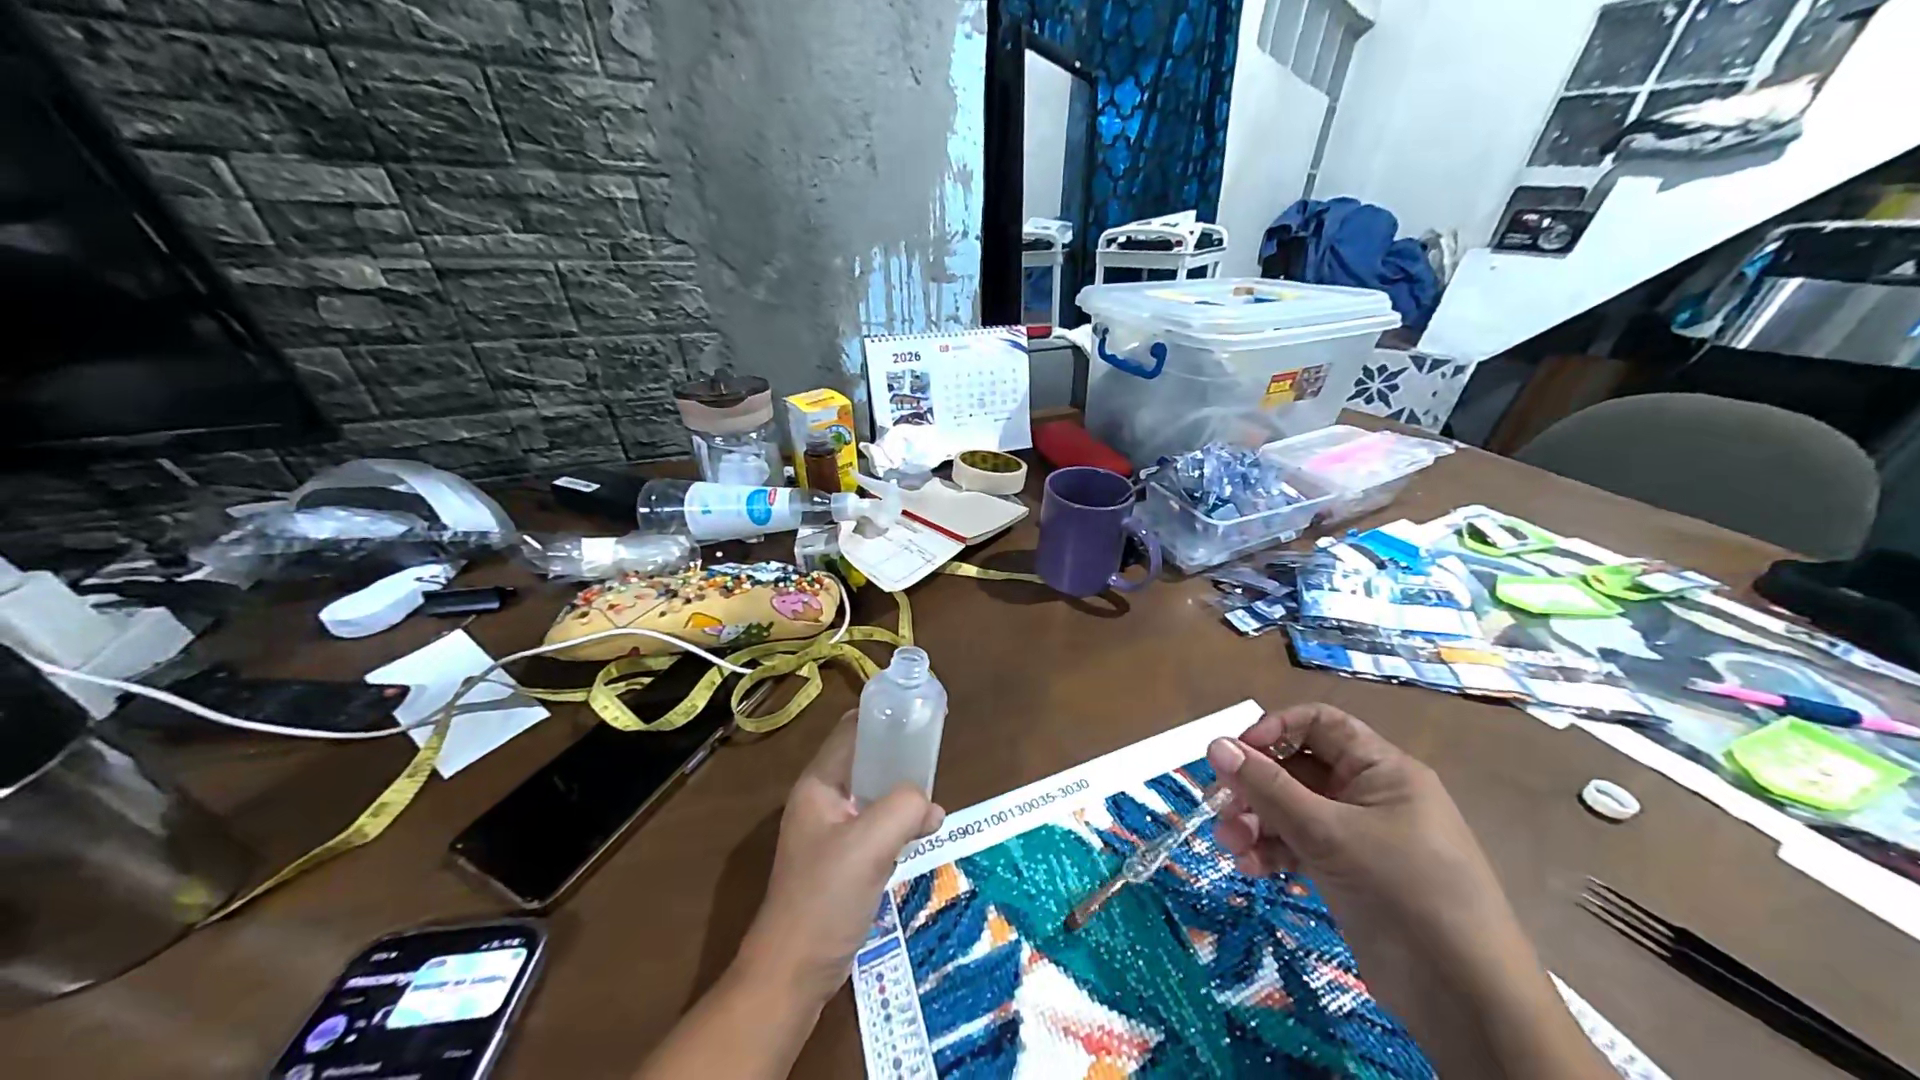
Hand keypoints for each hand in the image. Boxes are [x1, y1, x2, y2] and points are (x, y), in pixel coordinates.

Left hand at [735, 711, 944, 1005]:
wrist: (793, 972)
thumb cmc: (824, 899)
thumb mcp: (868, 845)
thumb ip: (904, 809)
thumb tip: (930, 805)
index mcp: (818, 785)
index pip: (852, 731)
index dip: (885, 717)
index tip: (922, 716)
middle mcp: (822, 800)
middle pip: (866, 761)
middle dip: (900, 758)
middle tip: (935, 761)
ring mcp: (831, 831)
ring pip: (874, 795)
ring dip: (902, 796)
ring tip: (932, 803)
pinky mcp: (842, 859)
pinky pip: (876, 826)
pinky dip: (898, 825)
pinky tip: (920, 836)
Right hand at [1207, 705, 1612, 1079]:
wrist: (1465, 997)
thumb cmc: (1404, 890)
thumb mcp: (1329, 833)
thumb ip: (1268, 788)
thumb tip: (1215, 745)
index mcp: (1380, 768)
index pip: (1319, 723)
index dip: (1274, 729)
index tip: (1235, 754)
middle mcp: (1367, 793)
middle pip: (1296, 768)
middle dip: (1254, 787)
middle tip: (1219, 808)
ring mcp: (1356, 835)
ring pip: (1291, 809)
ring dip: (1255, 822)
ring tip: (1231, 845)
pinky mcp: (1346, 871)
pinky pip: (1297, 845)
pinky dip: (1271, 851)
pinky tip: (1250, 868)